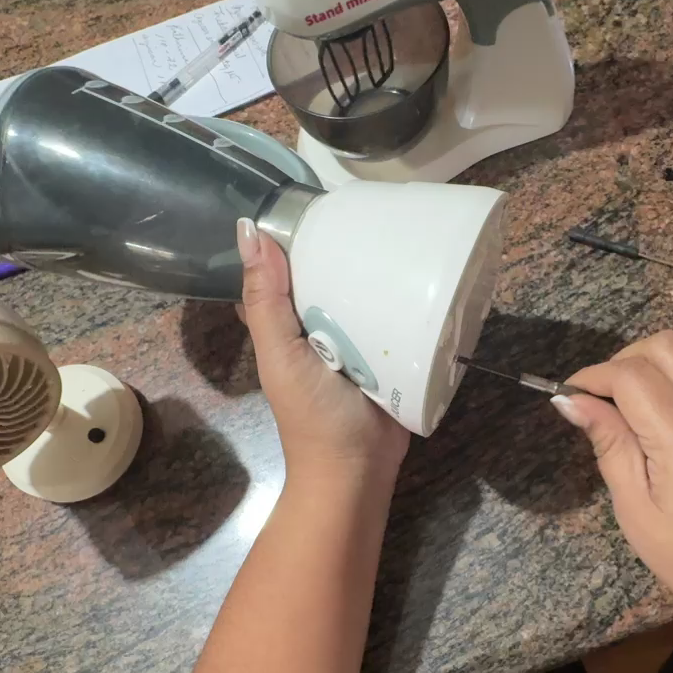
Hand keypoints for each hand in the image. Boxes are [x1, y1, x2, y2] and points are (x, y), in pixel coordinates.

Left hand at [238, 219, 408, 480]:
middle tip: (371, 208)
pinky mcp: (389, 357)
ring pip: (363, 298)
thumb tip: (248, 229)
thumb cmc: (313, 415)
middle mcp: (319, 332)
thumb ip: (266, 301)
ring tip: (403, 232)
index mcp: (286, 328)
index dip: (290, 239)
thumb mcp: (281, 354)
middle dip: (344, 249)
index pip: (282, 273)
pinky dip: (404, 303)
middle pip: (328, 280)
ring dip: (378, 274)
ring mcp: (357, 345)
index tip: (312, 201)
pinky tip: (424, 277)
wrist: (358, 471)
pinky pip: (393, 322)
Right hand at [553, 331, 672, 621]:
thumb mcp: (634, 509)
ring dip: (654, 361)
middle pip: (665, 346)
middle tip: (601, 397)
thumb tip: (570, 400)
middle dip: (622, 362)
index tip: (570, 394)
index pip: (633, 377)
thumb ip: (609, 444)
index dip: (593, 377)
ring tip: (633, 398)